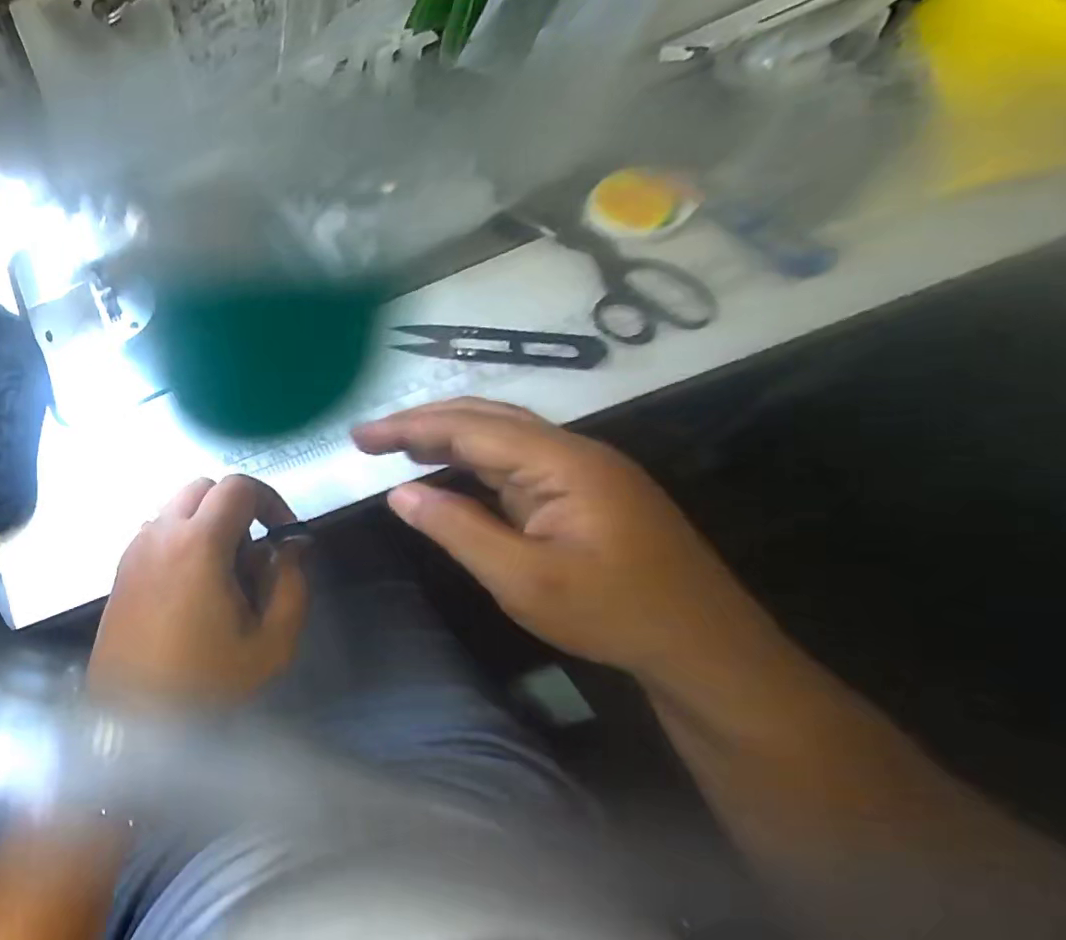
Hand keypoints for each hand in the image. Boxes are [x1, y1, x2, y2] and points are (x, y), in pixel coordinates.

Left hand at [89, 475, 308, 708]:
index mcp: (197, 544)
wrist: (130, 731)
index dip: (271, 501)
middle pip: (204, 489)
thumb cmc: (206, 686)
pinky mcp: (120, 572)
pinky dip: (182, 541)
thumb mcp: (271, 643)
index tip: (285, 537)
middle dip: (238, 510)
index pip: (238, 487)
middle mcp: (158, 535)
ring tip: (223, 580)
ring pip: (178, 508)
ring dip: (208, 525)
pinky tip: (192, 593)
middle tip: (252, 559)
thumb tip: (289, 545)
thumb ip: (290, 583)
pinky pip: (157, 533)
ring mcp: (134, 552)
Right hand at [352, 398, 765, 677]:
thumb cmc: (614, 614)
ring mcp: (582, 470)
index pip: (472, 427)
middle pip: (488, 419)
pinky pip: (520, 464)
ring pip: (504, 438)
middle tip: (370, 439)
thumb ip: (459, 530)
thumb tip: (401, 493)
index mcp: (561, 461)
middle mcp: (572, 451)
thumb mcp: (525, 581)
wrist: (704, 646)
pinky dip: (476, 462)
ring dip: (450, 438)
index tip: (361, 436)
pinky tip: (452, 471)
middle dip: (425, 423)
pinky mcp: (585, 492)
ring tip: (399, 447)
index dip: (411, 427)